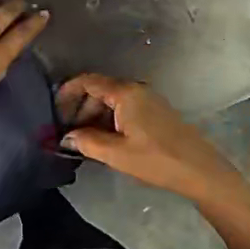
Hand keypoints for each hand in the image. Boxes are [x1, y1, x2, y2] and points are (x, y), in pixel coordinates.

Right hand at [56, 75, 244, 204]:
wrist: (197, 167)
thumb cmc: (155, 159)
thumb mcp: (116, 154)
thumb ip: (87, 142)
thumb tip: (65, 137)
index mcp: (125, 92)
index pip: (89, 81)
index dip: (67, 92)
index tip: (53, 111)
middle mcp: (136, 89)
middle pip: (99, 90)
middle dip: (79, 108)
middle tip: (67, 134)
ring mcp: (147, 99)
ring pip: (112, 100)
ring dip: (94, 116)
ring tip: (83, 142)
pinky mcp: (154, 111)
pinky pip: (124, 108)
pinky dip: (109, 120)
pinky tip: (105, 141)